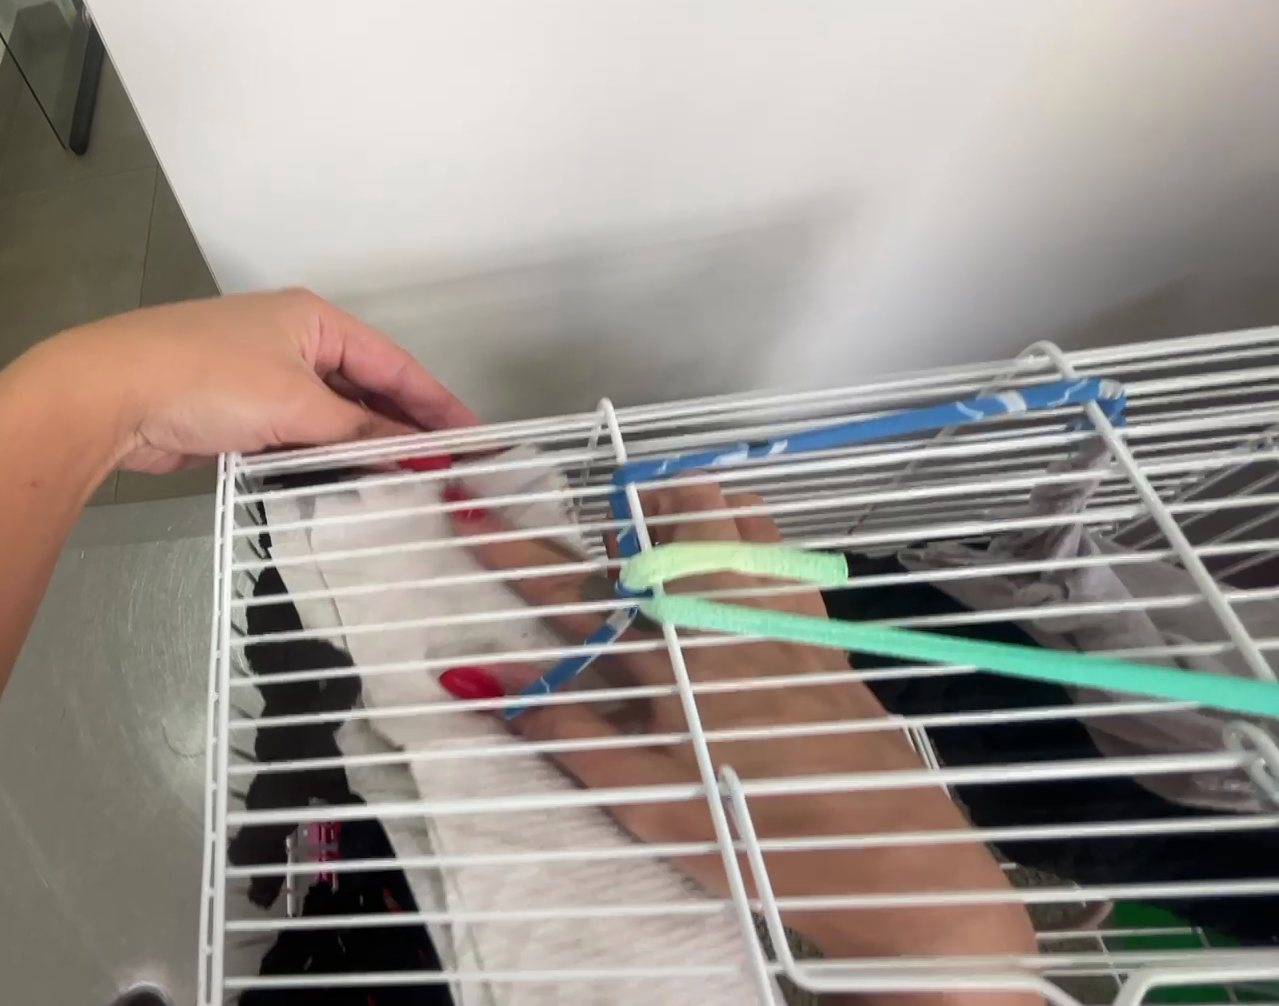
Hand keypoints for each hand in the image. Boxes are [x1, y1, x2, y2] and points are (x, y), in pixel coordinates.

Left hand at [27, 288, 477, 473]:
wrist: (112, 395)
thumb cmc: (207, 378)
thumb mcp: (294, 403)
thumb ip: (358, 430)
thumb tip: (415, 453)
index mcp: (313, 320)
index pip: (392, 364)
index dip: (435, 403)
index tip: (473, 438)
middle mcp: (293, 343)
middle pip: (364, 389)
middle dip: (402, 428)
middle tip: (446, 469)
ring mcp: (265, 378)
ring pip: (332, 416)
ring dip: (363, 446)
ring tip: (407, 483)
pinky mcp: (241, 413)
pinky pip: (300, 436)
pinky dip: (325, 458)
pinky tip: (350, 483)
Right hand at [436, 481, 1038, 1000]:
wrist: (901, 872)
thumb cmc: (759, 840)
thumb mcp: (648, 801)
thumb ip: (567, 733)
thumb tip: (480, 686)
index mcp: (668, 661)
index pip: (570, 593)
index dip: (512, 551)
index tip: (471, 512)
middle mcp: (719, 624)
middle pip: (652, 537)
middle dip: (610, 504)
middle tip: (591, 500)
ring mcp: (776, 624)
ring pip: (728, 527)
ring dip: (681, 503)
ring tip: (654, 501)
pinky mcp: (820, 639)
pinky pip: (781, 556)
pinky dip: (748, 527)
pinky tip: (738, 531)